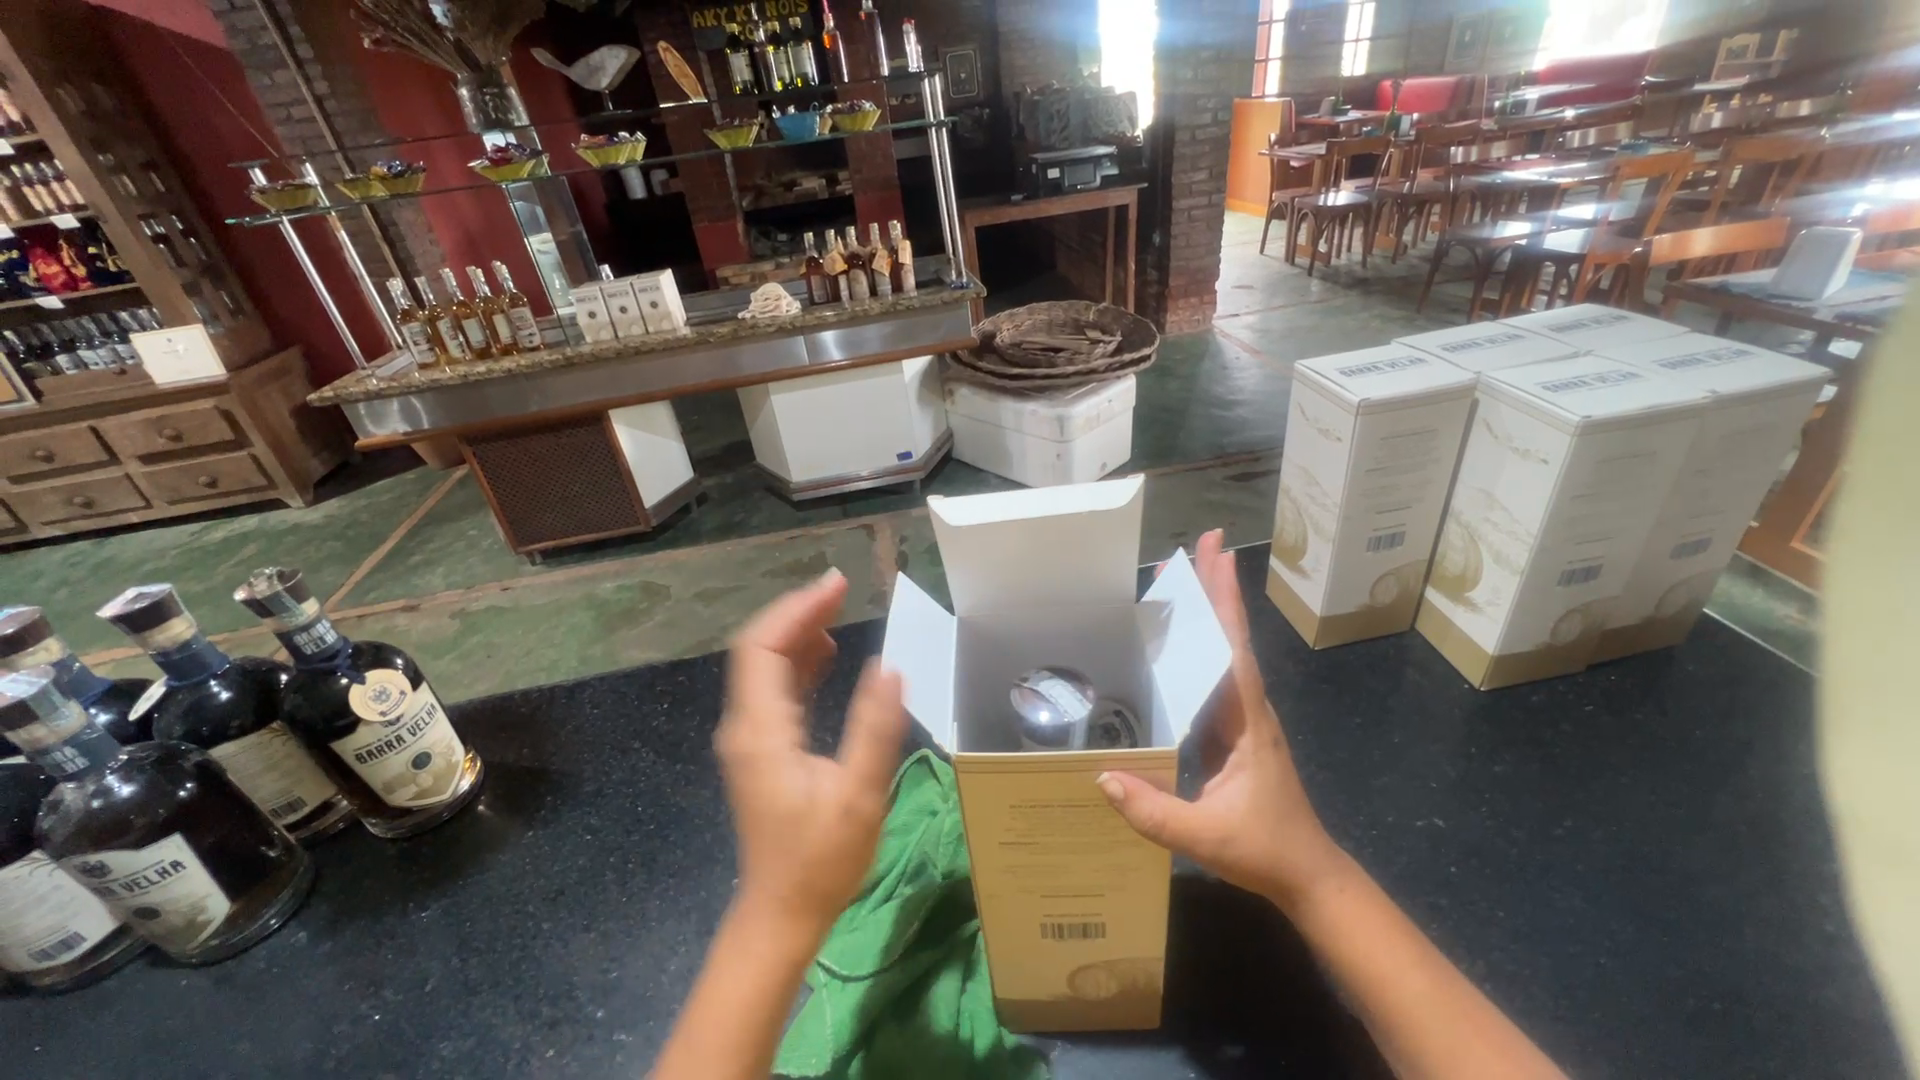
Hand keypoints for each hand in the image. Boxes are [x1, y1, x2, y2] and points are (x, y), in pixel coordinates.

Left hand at [717, 568, 907, 935]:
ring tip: (839, 611)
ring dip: (797, 634)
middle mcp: (745, 726)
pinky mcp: (761, 751)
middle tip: (841, 588)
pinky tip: (827, 655)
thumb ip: (873, 728)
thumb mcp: (858, 795)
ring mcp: (750, 738)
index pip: (764, 648)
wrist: (781, 912)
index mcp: (761, 730)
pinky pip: (774, 690)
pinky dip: (798, 663)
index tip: (836, 585)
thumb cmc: (821, 859)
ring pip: (765, 667)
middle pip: (759, 650)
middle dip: (797, 613)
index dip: (796, 609)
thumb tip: (890, 666)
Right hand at [1095, 529, 1348, 911]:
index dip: (1226, 604)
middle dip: (1216, 591)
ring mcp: (1243, 721)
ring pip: (1223, 656)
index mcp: (1249, 722)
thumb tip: (1101, 776)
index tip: (1218, 557)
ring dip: (1206, 615)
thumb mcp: (1205, 837)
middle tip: (1200, 546)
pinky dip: (1195, 652)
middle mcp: (1249, 710)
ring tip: (1180, 580)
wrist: (1308, 875)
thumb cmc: (1266, 850)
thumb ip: (1154, 812)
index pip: (1235, 651)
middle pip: (1231, 639)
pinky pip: (1212, 681)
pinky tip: (1172, 646)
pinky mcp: (1234, 735)